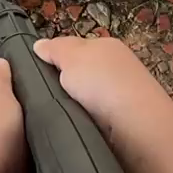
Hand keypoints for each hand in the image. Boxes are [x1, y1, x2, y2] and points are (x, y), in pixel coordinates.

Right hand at [33, 36, 172, 140]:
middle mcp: (116, 69)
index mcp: (106, 48)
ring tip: (55, 117)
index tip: (36, 76)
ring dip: (73, 106)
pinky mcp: (123, 122)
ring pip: (86, 99)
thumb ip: (55, 50)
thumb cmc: (102, 82)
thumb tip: (39, 45)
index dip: (55, 60)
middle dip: (64, 85)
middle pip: (80, 75)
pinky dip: (85, 122)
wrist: (135, 124)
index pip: (75, 49)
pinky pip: (94, 119)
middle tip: (43, 98)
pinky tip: (74, 128)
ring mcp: (121, 96)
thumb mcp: (72, 57)